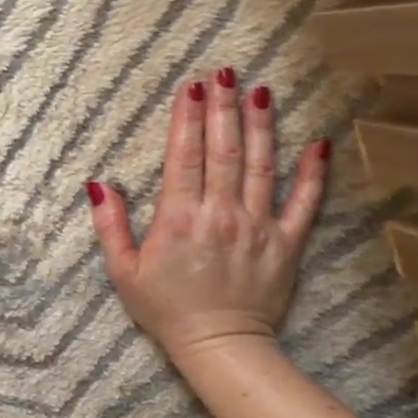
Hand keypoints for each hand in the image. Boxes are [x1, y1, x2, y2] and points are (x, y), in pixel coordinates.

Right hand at [88, 69, 329, 363]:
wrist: (219, 344)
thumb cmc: (164, 308)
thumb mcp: (122, 270)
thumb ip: (110, 225)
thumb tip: (99, 184)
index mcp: (179, 219)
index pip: (183, 158)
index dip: (186, 119)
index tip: (191, 88)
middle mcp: (221, 214)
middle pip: (223, 151)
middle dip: (223, 109)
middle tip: (224, 73)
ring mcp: (258, 226)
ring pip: (260, 166)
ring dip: (260, 126)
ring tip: (261, 91)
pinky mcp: (287, 242)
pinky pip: (305, 201)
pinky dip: (313, 171)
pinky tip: (318, 142)